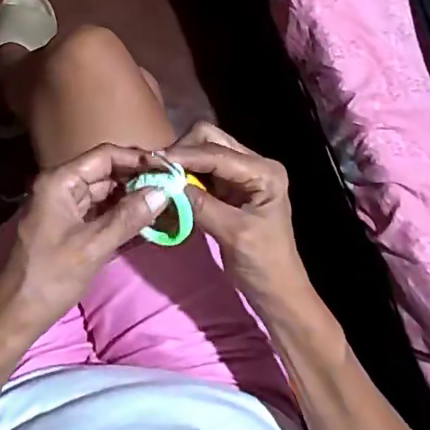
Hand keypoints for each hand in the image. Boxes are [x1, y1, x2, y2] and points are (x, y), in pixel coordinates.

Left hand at [0, 143, 169, 344]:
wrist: (14, 313)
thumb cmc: (50, 277)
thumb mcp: (93, 246)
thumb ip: (128, 217)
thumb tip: (162, 191)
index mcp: (60, 181)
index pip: (105, 155)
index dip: (137, 158)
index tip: (168, 168)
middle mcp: (61, 185)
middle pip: (106, 170)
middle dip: (138, 176)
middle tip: (171, 186)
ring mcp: (65, 204)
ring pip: (105, 190)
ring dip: (133, 195)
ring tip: (165, 200)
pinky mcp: (69, 223)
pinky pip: (101, 209)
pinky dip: (122, 212)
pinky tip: (146, 218)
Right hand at [162, 122, 308, 302]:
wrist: (276, 289)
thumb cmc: (264, 263)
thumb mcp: (233, 234)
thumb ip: (201, 205)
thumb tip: (165, 184)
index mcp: (265, 171)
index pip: (217, 152)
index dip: (184, 155)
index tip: (153, 162)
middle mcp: (254, 164)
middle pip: (210, 139)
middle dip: (182, 152)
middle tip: (157, 171)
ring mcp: (241, 173)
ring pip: (203, 151)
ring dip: (181, 162)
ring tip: (159, 178)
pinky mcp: (228, 186)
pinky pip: (200, 170)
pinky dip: (184, 175)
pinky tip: (169, 186)